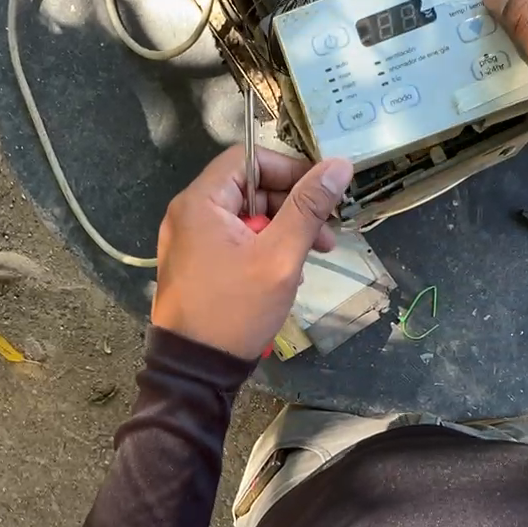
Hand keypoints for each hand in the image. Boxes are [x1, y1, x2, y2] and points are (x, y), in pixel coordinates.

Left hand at [150, 145, 352, 359]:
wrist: (194, 369)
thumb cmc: (236, 310)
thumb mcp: (280, 256)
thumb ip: (308, 207)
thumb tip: (339, 165)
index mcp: (200, 202)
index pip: (249, 157)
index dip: (290, 169)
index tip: (322, 192)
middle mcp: (188, 214)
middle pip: (249, 188)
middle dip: (292, 207)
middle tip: (327, 234)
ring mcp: (189, 241)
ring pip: (245, 217)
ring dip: (282, 231)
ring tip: (312, 257)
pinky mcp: (195, 264)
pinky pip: (233, 241)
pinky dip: (262, 249)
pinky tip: (286, 273)